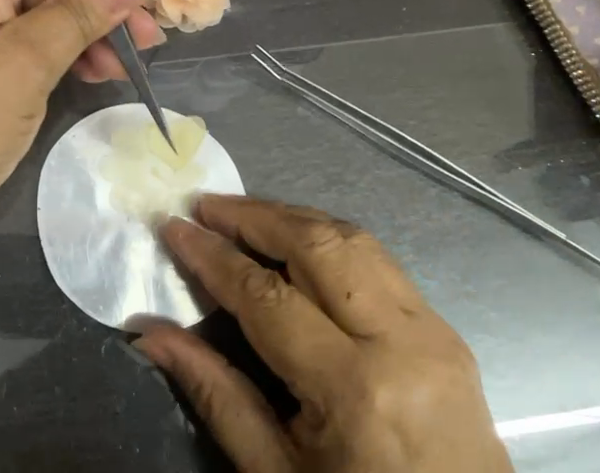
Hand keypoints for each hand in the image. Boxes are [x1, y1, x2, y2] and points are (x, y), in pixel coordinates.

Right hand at [137, 196, 508, 472]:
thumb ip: (215, 393)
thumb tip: (150, 334)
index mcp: (353, 389)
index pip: (267, 295)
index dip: (213, 257)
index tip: (173, 227)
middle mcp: (400, 344)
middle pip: (318, 245)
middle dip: (255, 216)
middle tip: (205, 206)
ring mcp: (434, 333)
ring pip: (355, 240)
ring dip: (293, 218)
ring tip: (243, 215)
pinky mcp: (449, 334)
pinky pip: (382, 263)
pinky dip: (330, 240)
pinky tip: (297, 244)